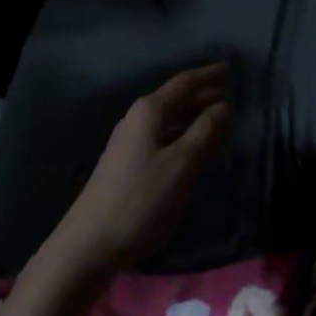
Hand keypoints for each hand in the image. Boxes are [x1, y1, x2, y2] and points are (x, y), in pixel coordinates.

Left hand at [53, 65, 231, 273]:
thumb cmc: (140, 200)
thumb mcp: (181, 165)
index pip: (184, 83)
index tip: (228, 69)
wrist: (87, 246)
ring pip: (167, 119)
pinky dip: (181, 135)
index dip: (207, 76)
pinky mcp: (125, 165)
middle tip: (228, 94)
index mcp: (149, 111)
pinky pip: (161, 137)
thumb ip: (205, 132)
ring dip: (192, 117)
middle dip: (201, 95)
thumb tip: (223, 106)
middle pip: (174, 99)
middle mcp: (136, 119)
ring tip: (216, 121)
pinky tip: (191, 149)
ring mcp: (128, 143)